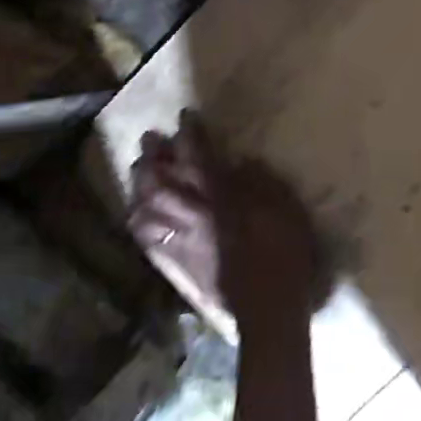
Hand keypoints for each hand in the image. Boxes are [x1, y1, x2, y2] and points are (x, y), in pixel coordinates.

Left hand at [128, 112, 325, 328]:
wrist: (268, 304)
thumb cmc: (283, 248)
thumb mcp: (283, 203)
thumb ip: (259, 178)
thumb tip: (237, 162)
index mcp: (217, 193)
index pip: (195, 153)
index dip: (188, 132)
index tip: (185, 116)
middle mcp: (189, 211)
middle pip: (159, 178)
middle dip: (153, 155)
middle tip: (151, 138)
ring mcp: (177, 239)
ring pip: (145, 206)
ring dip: (139, 184)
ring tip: (140, 170)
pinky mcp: (173, 263)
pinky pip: (145, 237)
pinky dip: (138, 218)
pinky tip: (137, 212)